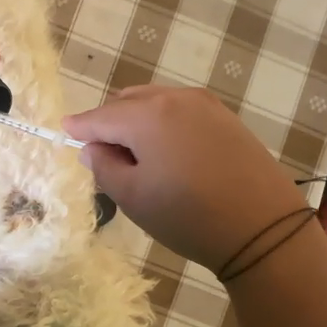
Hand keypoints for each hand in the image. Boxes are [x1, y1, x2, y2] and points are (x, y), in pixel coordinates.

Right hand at [65, 85, 306, 270]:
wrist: (262, 228)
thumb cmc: (187, 215)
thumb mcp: (133, 197)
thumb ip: (104, 167)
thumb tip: (93, 148)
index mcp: (147, 115)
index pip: (100, 116)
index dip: (79, 127)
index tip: (64, 133)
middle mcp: (175, 98)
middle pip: (128, 102)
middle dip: (109, 123)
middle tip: (101, 154)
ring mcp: (206, 105)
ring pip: (156, 103)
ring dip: (137, 122)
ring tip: (133, 155)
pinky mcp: (227, 119)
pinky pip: (180, 112)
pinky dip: (163, 124)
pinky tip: (165, 152)